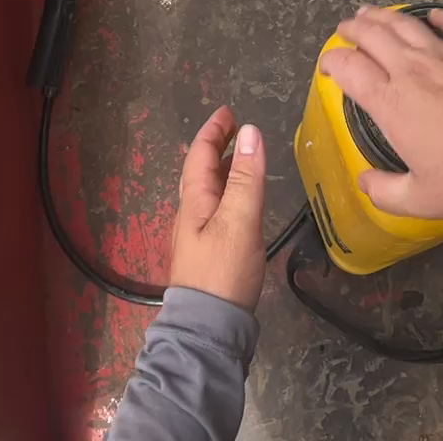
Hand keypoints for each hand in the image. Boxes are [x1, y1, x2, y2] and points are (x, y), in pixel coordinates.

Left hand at [169, 106, 267, 309]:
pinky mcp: (211, 252)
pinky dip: (230, 191)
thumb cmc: (223, 271)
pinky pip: (218, 208)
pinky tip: (243, 201)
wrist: (209, 331)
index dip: (213, 131)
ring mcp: (198, 235)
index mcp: (195, 201)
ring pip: (209, 190)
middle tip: (235, 127)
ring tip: (242, 156)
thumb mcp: (239, 220)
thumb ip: (246, 178)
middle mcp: (192, 213)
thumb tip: (250, 131)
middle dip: (217, 145)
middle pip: (201, 170)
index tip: (228, 112)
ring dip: (224, 167)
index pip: (200, 155)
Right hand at [319, 7, 442, 219]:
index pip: (348, 68)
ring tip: (369, 12)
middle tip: (345, 29)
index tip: (328, 66)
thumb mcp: (419, 200)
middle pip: (372, 35)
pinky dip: (439, 17)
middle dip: (352, 29)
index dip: (331, 62)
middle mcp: (410, 69)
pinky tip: (432, 15)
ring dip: (382, 15)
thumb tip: (363, 182)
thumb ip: (383, 191)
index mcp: (390, 102)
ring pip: (404, 23)